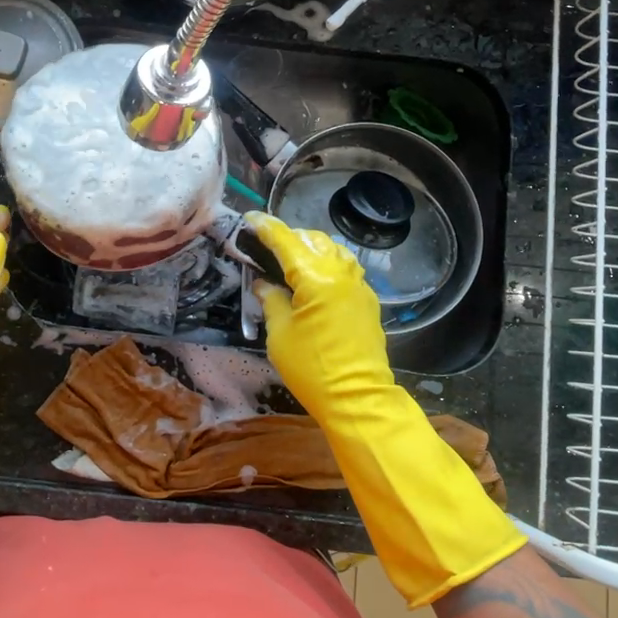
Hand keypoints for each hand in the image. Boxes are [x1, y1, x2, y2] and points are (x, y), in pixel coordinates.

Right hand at [243, 216, 388, 416]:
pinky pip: (346, 269)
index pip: (287, 242)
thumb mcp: (279, 333)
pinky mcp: (367, 301)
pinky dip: (328, 264)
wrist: (356, 398)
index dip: (265, 228)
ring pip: (334, 250)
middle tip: (265, 244)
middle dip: (289, 236)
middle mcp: (341, 273)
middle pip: (313, 240)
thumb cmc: (311, 367)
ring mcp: (358, 286)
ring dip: (311, 247)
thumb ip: (271, 300)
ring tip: (290, 258)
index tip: (250, 219)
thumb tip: (264, 284)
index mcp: (316, 277)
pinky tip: (314, 278)